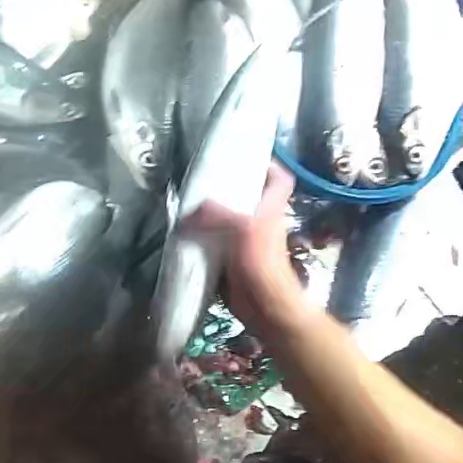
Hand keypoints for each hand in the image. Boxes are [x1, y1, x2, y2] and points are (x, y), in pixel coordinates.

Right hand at [188, 163, 308, 337]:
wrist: (263, 306)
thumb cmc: (261, 262)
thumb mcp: (242, 228)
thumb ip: (215, 213)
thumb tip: (188, 211)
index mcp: (271, 208)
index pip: (279, 178)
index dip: (267, 164)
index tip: (245, 156)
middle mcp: (259, 222)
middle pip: (247, 198)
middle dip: (227, 188)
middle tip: (202, 178)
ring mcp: (245, 243)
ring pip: (227, 221)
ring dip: (209, 215)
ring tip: (186, 202)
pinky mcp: (231, 261)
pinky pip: (214, 245)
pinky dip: (200, 240)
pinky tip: (183, 234)